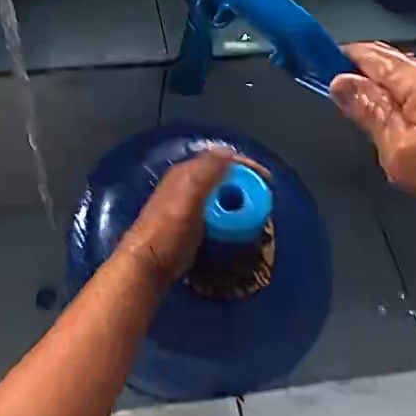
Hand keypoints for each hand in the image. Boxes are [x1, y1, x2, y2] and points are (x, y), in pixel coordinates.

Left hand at [113, 148, 265, 284]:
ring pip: (219, 193)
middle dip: (244, 182)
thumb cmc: (169, 230)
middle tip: (263, 196)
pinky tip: (237, 222)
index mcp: (185, 173)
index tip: (267, 179)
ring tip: (255, 210)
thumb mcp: (190, 196)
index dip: (245, 165)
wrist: (149, 264)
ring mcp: (186, 202)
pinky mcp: (189, 221)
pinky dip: (229, 211)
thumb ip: (207, 172)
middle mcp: (185, 183)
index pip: (220, 158)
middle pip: (221, 174)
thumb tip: (229, 151)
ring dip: (237, 198)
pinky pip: (215, 209)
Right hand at [330, 43, 415, 241]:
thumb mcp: (403, 152)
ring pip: (408, 79)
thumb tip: (339, 81)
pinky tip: (399, 126)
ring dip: (383, 91)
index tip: (313, 71)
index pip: (370, 55)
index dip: (339, 58)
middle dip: (361, 75)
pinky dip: (404, 102)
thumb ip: (371, 114)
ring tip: (365, 119)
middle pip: (390, 63)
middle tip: (338, 104)